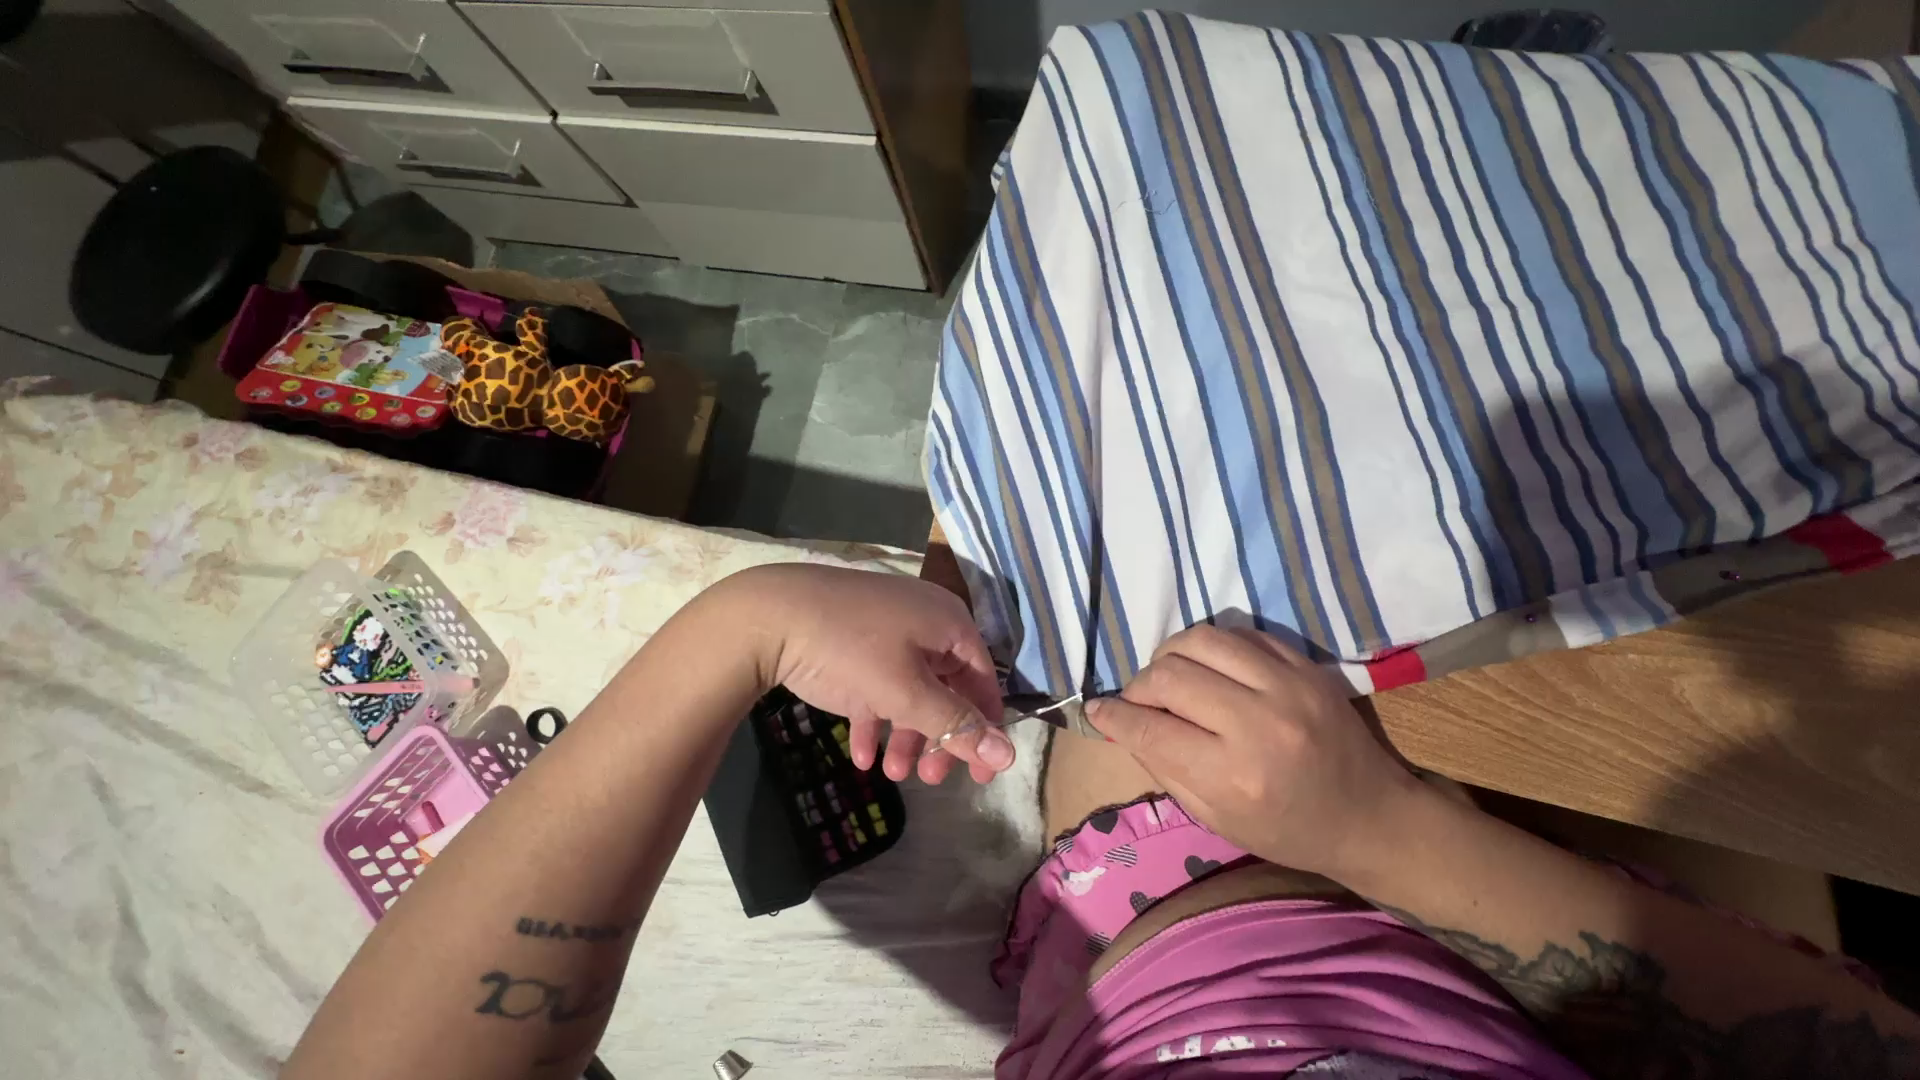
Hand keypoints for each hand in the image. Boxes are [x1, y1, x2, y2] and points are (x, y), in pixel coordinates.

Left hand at [723, 564, 1013, 783]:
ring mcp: (889, 630)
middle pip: (947, 689)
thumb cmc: (850, 648)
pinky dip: (875, 718)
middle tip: (930, 779)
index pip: (983, 681)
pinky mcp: (856, 642)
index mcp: (950, 624)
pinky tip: (861, 755)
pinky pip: (878, 684)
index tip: (976, 776)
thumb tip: (1009, 757)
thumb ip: (956, 725)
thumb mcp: (906, 692)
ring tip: (890, 774)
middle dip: (938, 738)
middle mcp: (926, 623)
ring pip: (911, 691)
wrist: (768, 614)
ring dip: (905, 735)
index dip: (983, 730)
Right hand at [1085, 625, 1422, 878]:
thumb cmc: (1288, 831)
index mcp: (1234, 776)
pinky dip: (1210, 647)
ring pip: (1199, 639)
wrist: (1372, 816)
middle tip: (1139, 701)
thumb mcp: (1216, 819)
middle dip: (1138, 687)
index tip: (1097, 711)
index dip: (1113, 716)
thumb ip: (1164, 766)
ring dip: (1170, 656)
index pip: (1149, 729)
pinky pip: (1238, 634)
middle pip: (1168, 676)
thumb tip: (1120, 722)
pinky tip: (1209, 669)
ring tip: (1170, 678)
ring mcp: (1287, 686)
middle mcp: (1258, 723)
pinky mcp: (1304, 665)